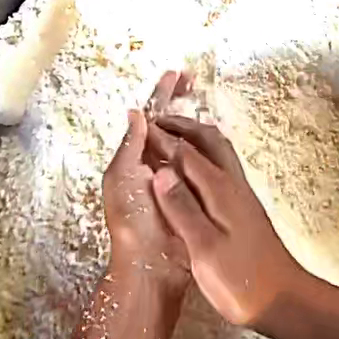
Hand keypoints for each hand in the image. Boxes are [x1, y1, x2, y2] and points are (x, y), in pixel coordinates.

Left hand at [101, 72, 192, 291]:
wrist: (152, 264)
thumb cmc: (131, 221)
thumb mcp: (121, 179)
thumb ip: (130, 145)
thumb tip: (137, 111)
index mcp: (136, 157)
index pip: (149, 117)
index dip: (162, 94)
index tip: (176, 74)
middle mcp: (155, 162)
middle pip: (169, 121)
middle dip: (178, 99)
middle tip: (193, 80)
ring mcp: (176, 175)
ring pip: (186, 138)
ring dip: (194, 118)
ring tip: (204, 99)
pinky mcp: (195, 189)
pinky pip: (202, 160)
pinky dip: (208, 144)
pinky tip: (218, 134)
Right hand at [147, 111, 313, 329]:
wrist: (284, 299)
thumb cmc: (240, 280)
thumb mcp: (203, 248)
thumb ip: (181, 208)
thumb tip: (161, 171)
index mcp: (220, 189)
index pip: (186, 153)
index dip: (163, 138)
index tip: (140, 127)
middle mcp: (232, 182)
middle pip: (208, 140)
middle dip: (183, 128)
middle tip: (157, 123)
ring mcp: (241, 193)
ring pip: (218, 151)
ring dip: (195, 138)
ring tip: (173, 138)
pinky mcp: (244, 206)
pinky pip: (221, 166)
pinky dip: (204, 155)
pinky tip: (194, 171)